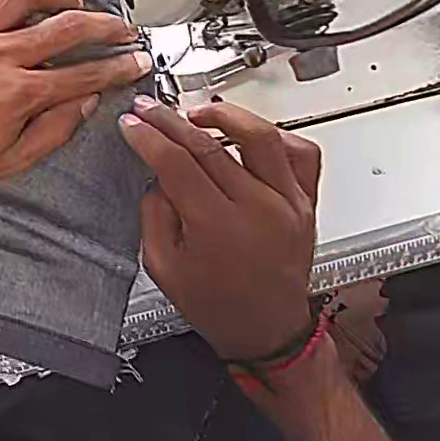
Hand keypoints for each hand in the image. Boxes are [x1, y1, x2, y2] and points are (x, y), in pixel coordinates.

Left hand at [0, 0, 150, 214]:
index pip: (84, 74)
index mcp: (17, 94)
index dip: (118, 67)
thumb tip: (85, 104)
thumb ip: (54, 130)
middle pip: (66, 28)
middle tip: (122, 28)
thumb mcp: (8, 162)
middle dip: (105, 26)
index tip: (135, 61)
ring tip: (77, 1)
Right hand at [118, 96, 321, 361]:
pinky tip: (249, 134)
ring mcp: (288, 203)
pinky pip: (301, 151)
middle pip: (209, 144)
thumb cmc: (218, 305)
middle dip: (170, 121)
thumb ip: (154, 216)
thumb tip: (157, 175)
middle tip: (151, 111)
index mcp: (218, 228)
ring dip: (224, 116)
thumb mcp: (163, 268)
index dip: (148, 138)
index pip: (176, 162)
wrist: (266, 329)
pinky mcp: (306, 202)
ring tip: (198, 113)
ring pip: (259, 136)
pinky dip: (274, 134)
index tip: (133, 126)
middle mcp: (258, 210)